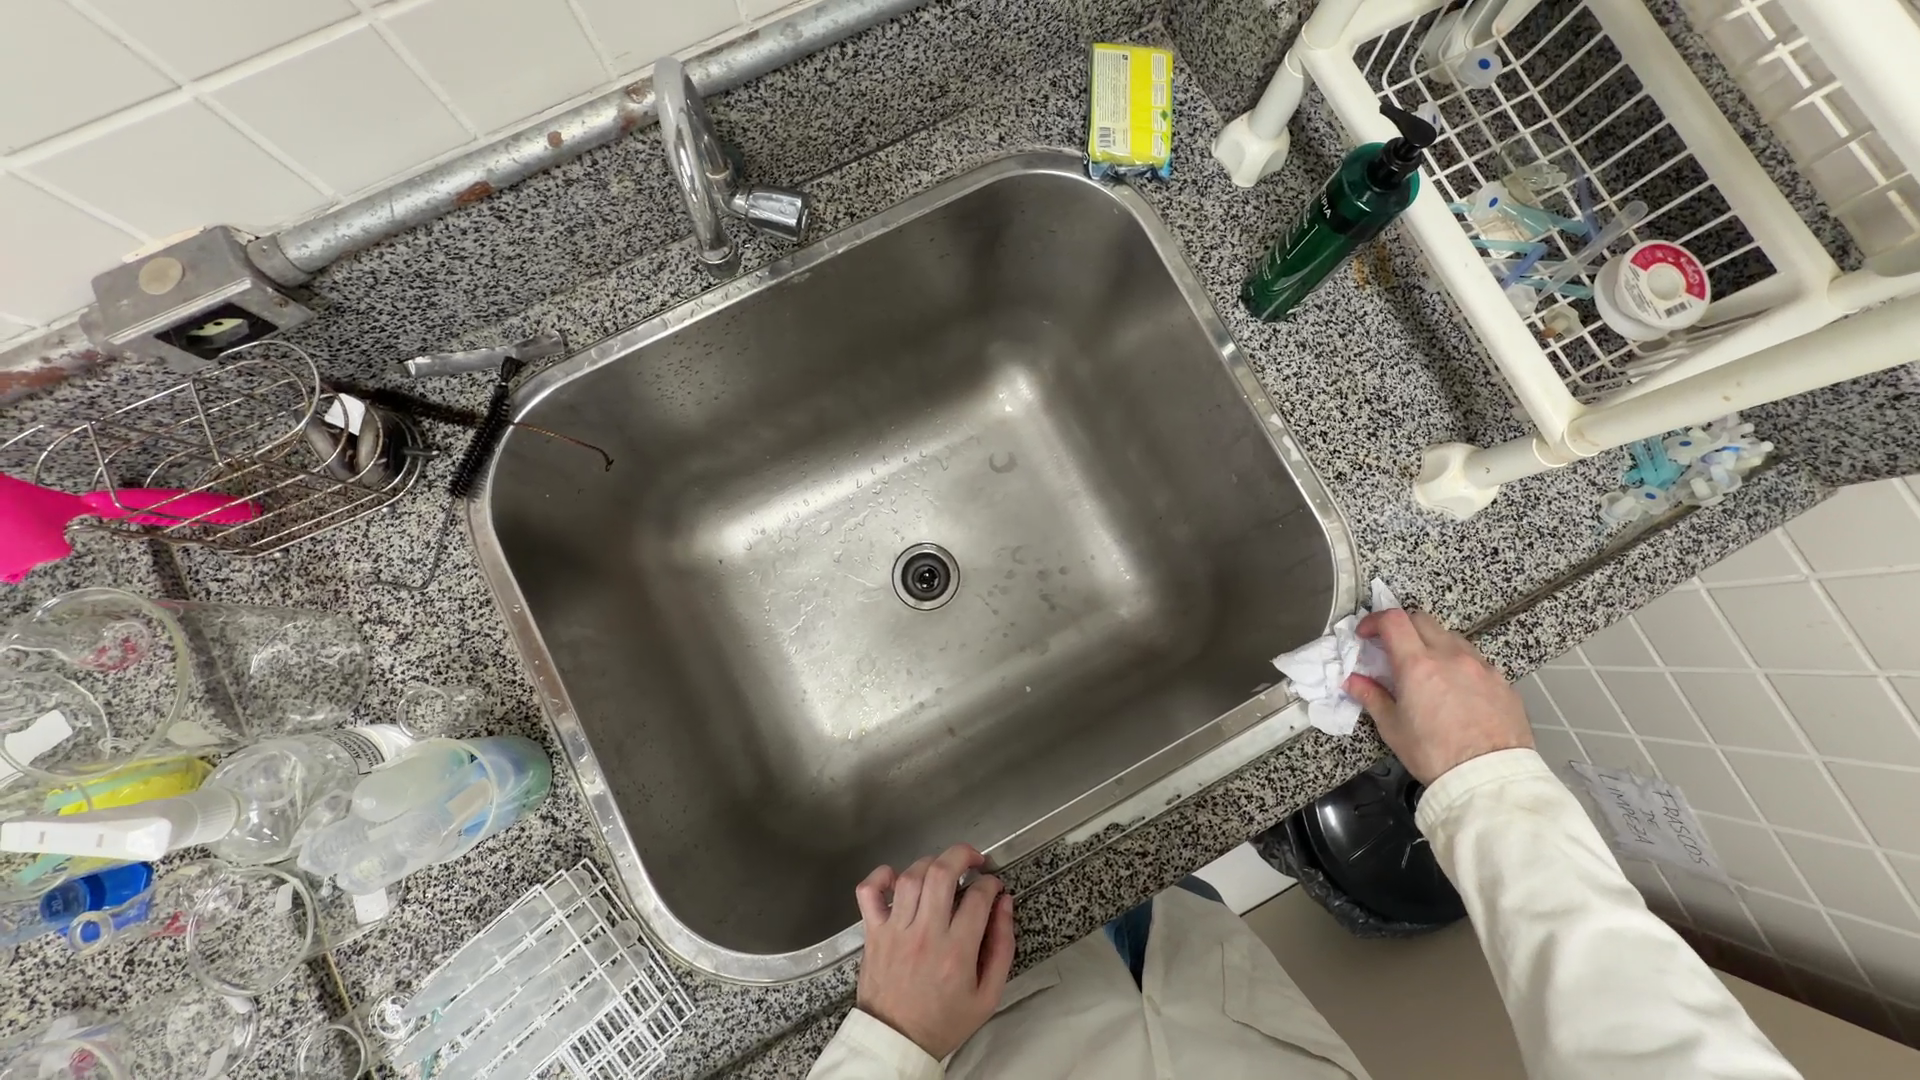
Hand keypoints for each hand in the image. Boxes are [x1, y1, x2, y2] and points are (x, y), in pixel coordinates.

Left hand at [854, 843, 1014, 1059]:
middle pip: (942, 873)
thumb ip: (1002, 947)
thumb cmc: (944, 1020)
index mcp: (956, 952)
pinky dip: (880, 875)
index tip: (993, 886)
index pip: (978, 896)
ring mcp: (895, 931)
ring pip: (911, 876)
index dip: (991, 883)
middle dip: (962, 855)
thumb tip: (1004, 904)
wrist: (897, 1043)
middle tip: (973, 860)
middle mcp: (925, 934)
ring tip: (942, 871)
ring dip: (930, 863)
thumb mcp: (988, 996)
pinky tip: (895, 877)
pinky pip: (869, 892)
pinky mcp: (873, 932)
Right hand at [1344, 608, 1532, 784]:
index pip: (1393, 620)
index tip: (1365, 635)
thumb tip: (1352, 681)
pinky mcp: (1502, 681)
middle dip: (1402, 626)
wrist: (1490, 777)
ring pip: (1451, 637)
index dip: (1374, 621)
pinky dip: (1457, 663)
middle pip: (1422, 619)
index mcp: (1417, 664)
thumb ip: (1371, 697)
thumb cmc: (1434, 753)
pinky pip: (1475, 660)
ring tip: (1425, 668)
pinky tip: (1455, 688)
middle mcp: (1451, 656)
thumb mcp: (1392, 727)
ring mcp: (1481, 667)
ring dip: (1431, 643)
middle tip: (1391, 647)